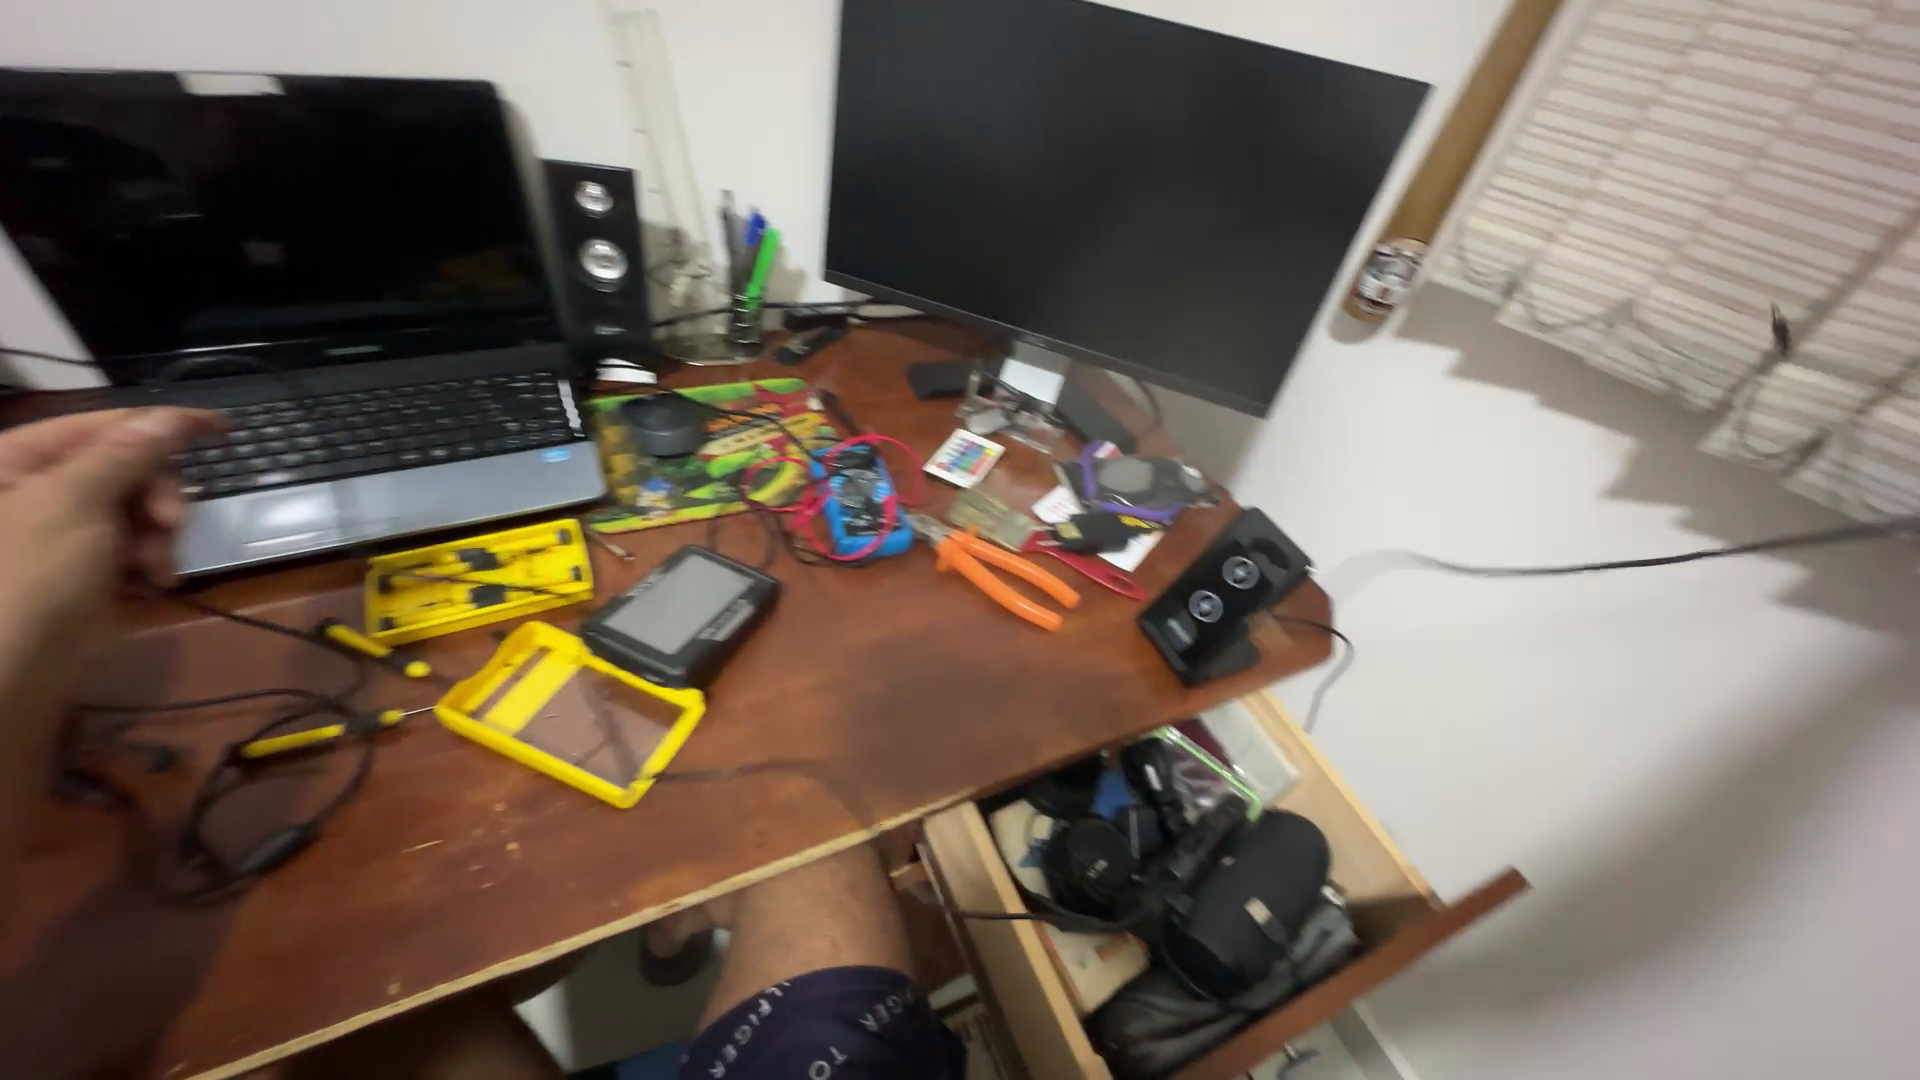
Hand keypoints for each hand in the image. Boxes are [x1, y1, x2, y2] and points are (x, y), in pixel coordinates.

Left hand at [0, 407, 223, 650]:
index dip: (161, 424)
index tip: (222, 428)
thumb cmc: (23, 579)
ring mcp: (53, 532)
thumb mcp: (73, 506)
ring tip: (154, 570)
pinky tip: (148, 583)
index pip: (99, 425)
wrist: (9, 670)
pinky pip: (134, 546)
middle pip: (126, 470)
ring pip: (138, 512)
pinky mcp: (78, 566)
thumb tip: (171, 417)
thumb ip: (124, 456)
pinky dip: (151, 563)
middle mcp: (28, 491)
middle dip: (158, 500)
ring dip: (160, 540)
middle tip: (169, 526)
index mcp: (9, 464)